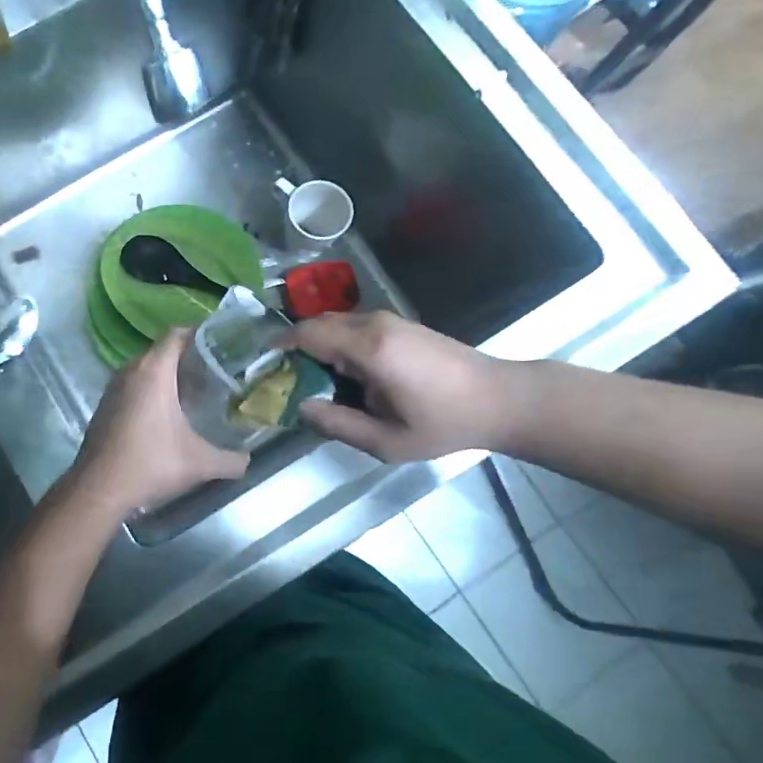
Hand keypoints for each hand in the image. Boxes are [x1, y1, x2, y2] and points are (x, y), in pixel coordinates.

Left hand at [70, 329, 250, 511]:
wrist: (99, 489)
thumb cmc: (151, 464)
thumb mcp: (200, 463)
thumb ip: (232, 460)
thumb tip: (248, 460)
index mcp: (153, 371)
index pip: (177, 334)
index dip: (200, 333)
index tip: (222, 344)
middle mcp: (129, 372)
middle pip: (161, 351)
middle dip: (187, 358)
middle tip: (214, 372)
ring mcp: (112, 390)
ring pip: (144, 371)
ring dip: (167, 377)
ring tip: (193, 394)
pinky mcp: (104, 408)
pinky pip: (131, 388)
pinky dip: (149, 393)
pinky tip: (165, 417)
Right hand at [286, 311, 516, 461]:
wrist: (501, 400)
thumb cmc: (444, 423)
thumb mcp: (385, 441)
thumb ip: (336, 424)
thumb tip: (300, 407)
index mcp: (369, 349)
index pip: (307, 334)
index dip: (279, 348)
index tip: (262, 368)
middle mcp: (376, 325)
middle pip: (317, 326)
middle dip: (294, 349)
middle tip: (282, 380)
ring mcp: (390, 322)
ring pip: (336, 326)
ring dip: (317, 349)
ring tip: (310, 383)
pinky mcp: (401, 327)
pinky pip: (354, 329)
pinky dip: (337, 347)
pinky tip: (343, 378)